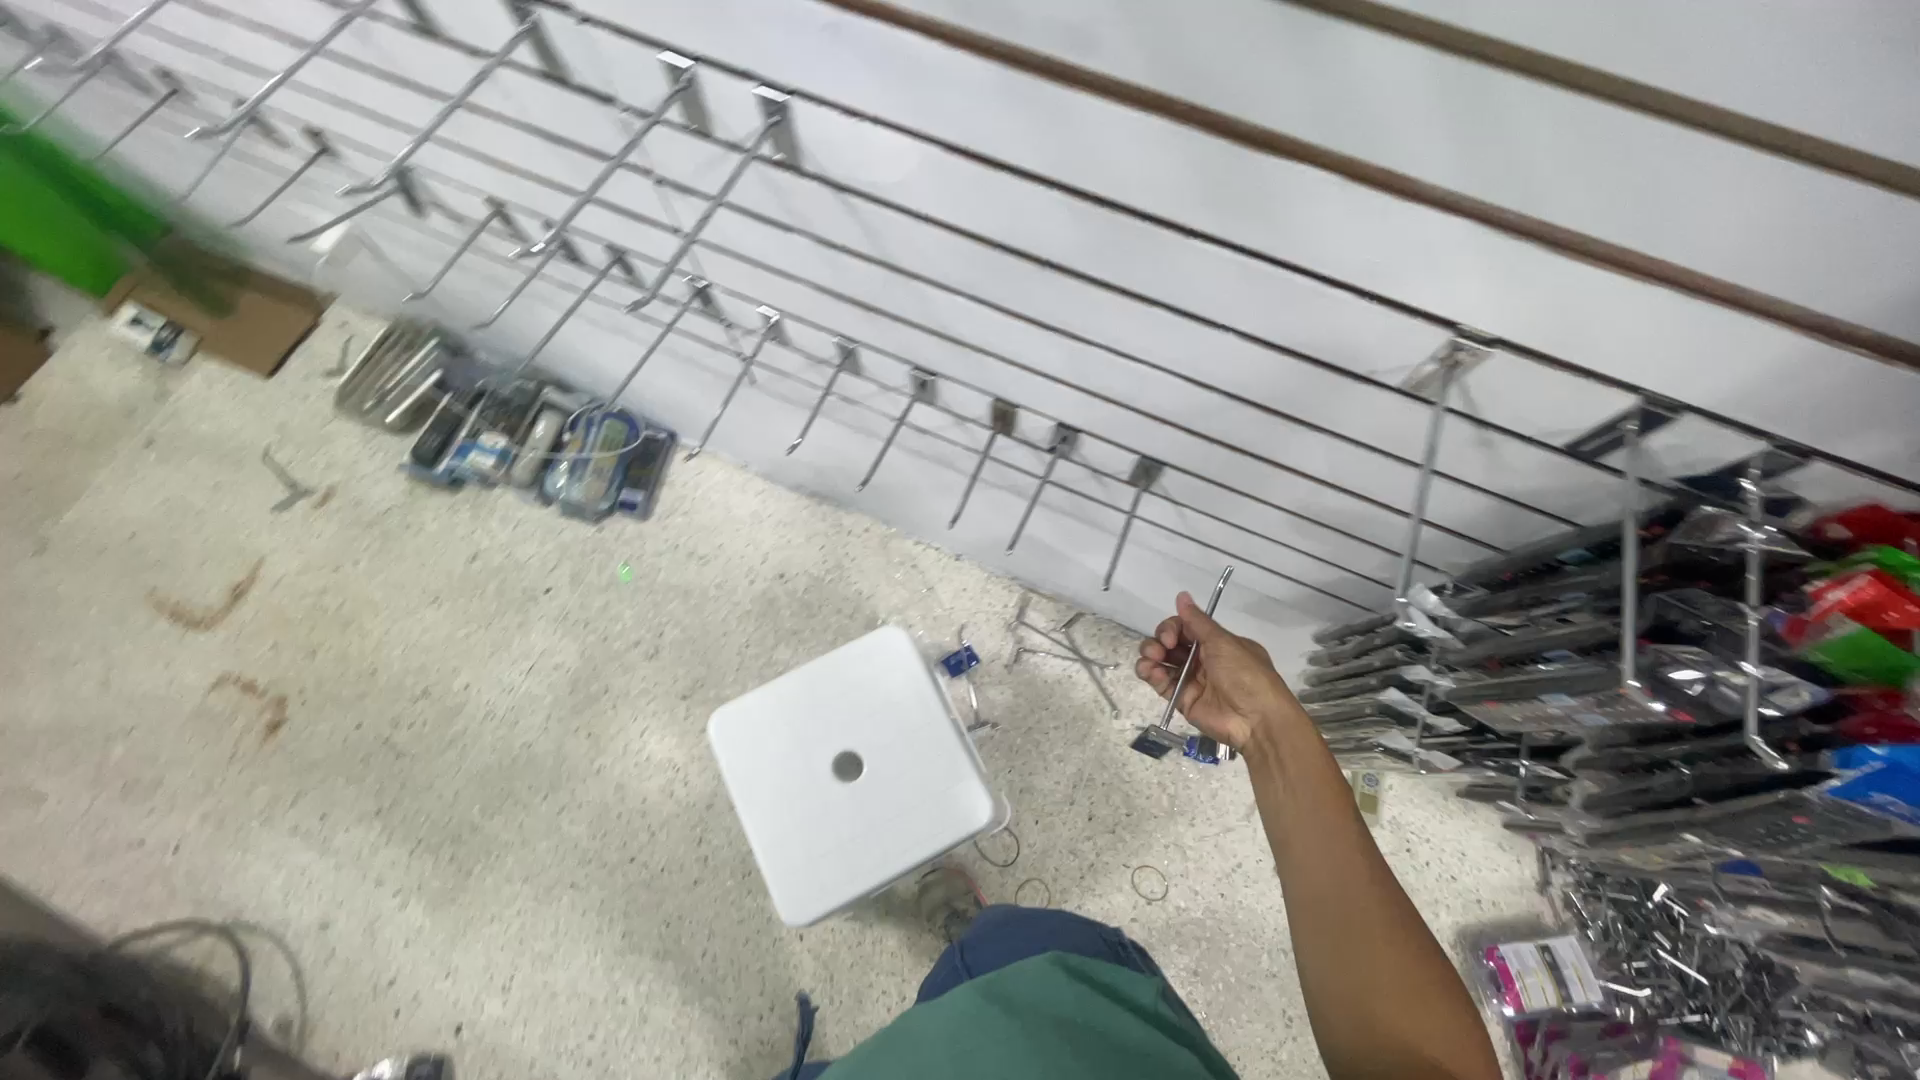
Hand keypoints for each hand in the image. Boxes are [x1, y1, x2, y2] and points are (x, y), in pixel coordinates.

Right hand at [1134, 591, 1293, 749]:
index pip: (1184, 628)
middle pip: (1169, 644)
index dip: (1172, 629)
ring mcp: (1191, 679)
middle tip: (1159, 649)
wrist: (1256, 719)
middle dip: (1158, 642)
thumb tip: (1181, 595)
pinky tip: (1151, 673)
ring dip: (1151, 657)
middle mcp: (1202, 659)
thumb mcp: (1224, 642)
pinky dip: (1151, 675)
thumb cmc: (1245, 675)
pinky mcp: (1181, 699)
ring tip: (1151, 661)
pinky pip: (1161, 683)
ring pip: (1161, 662)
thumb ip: (1197, 621)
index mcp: (1216, 643)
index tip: (1169, 637)